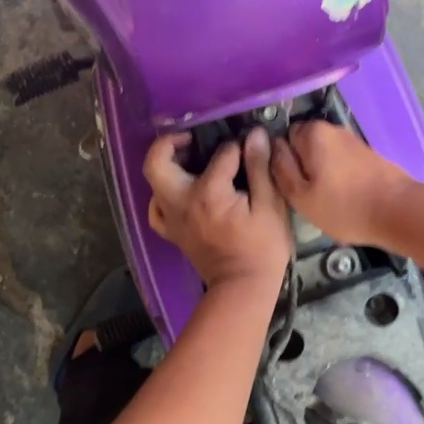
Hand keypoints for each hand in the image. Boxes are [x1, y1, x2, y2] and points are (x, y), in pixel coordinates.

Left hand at [144, 127, 291, 287]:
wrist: (243, 288)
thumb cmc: (263, 249)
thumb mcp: (270, 206)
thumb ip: (260, 168)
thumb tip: (255, 135)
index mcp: (208, 192)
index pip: (221, 154)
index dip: (239, 147)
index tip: (252, 149)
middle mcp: (181, 201)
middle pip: (157, 161)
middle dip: (171, 142)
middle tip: (193, 138)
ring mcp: (171, 218)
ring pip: (153, 182)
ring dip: (167, 165)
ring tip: (190, 160)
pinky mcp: (171, 232)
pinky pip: (156, 208)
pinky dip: (163, 195)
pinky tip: (181, 191)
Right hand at [271, 121, 415, 248]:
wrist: (399, 212)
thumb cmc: (344, 207)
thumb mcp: (300, 196)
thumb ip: (280, 169)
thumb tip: (271, 148)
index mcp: (312, 133)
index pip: (283, 139)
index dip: (282, 161)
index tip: (289, 184)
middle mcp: (332, 129)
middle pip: (304, 146)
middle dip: (303, 166)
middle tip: (307, 195)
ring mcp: (352, 140)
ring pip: (323, 155)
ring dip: (321, 173)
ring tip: (327, 200)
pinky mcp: (368, 154)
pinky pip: (341, 162)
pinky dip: (339, 176)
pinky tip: (344, 197)